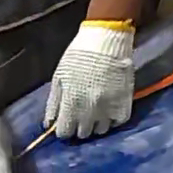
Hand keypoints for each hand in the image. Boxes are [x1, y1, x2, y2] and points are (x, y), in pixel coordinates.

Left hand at [44, 21, 135, 139]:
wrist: (107, 38)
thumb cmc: (78, 57)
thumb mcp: (59, 79)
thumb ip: (53, 104)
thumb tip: (48, 126)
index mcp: (71, 105)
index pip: (64, 133)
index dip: (64, 129)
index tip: (66, 122)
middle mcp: (89, 111)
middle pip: (82, 134)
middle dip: (79, 127)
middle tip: (81, 116)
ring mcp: (108, 107)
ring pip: (101, 131)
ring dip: (96, 124)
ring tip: (95, 112)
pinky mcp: (124, 101)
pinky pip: (119, 122)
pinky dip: (114, 120)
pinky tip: (109, 111)